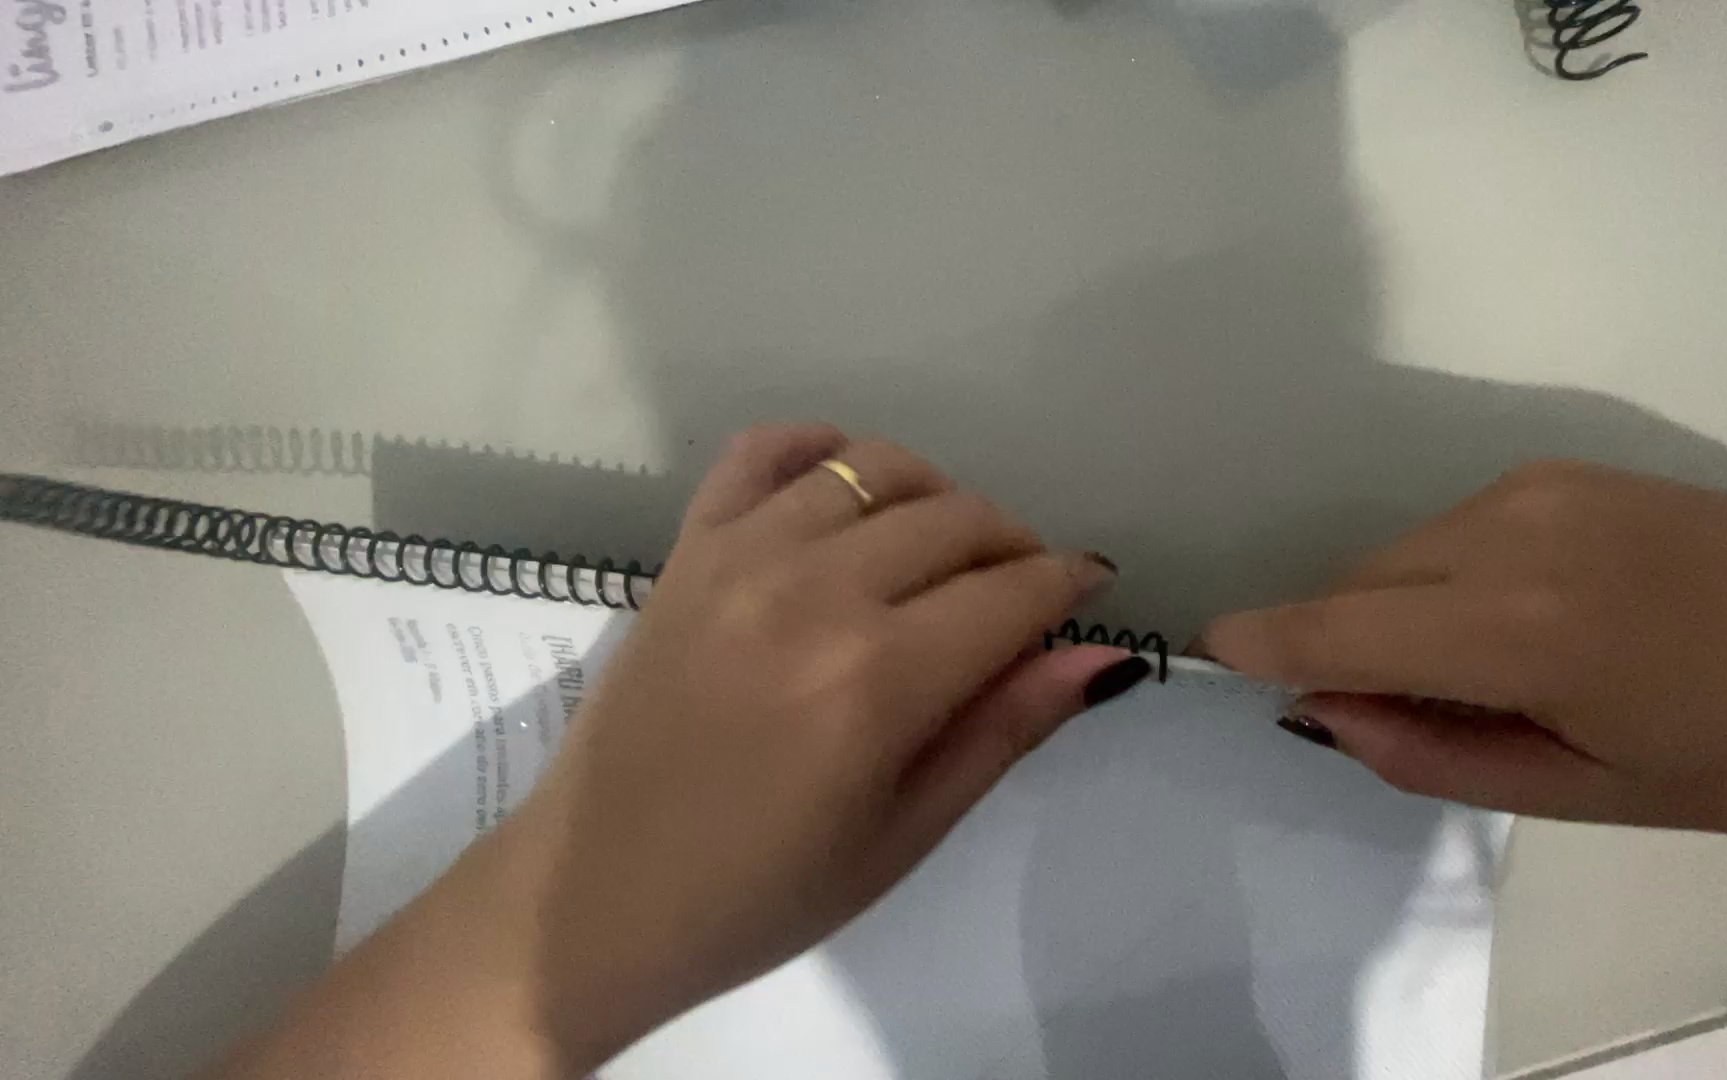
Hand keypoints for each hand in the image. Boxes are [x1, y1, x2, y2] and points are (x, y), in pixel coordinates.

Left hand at [207, 425, 1149, 1079]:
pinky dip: (822, 451)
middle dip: (1015, 544)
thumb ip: (1004, 729)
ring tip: (942, 546)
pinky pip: (765, 450)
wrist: (592, 897)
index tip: (1088, 587)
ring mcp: (739, 555)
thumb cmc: (763, 890)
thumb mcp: (906, 833)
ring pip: (878, 467)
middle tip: (1017, 590)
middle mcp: (813, 593)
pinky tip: (847, 492)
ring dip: (937, 494)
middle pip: (957, 518)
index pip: (1012, 593)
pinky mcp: (687, 546)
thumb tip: (1098, 657)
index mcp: (876, 681)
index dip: (1068, 583)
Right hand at [1200, 461, 1726, 832]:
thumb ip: (1428, 753)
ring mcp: (1527, 490)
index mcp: (1522, 631)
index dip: (1262, 640)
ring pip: (1389, 557)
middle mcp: (1506, 535)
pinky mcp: (1545, 471)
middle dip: (1336, 641)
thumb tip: (1320, 710)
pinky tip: (1510, 608)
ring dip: (1386, 610)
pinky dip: (1432, 579)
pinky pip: (1437, 533)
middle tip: (1387, 701)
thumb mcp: (1585, 792)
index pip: (1340, 630)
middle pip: (1351, 587)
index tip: (1208, 648)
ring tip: (1472, 657)